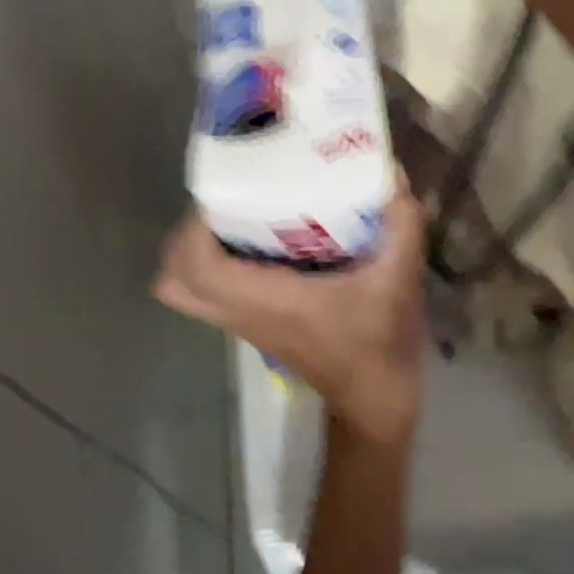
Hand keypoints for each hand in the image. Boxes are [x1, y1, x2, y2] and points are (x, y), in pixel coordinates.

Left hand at [154, 187, 428, 445]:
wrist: (375, 403)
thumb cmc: (380, 345)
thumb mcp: (399, 280)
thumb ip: (400, 225)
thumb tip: (391, 171)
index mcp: (269, 302)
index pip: (198, 269)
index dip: (197, 228)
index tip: (225, 189)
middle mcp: (244, 313)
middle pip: (174, 280)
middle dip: (187, 235)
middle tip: (225, 200)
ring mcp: (244, 323)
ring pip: (186, 289)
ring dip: (197, 248)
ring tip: (237, 212)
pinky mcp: (253, 325)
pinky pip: (208, 291)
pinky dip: (215, 262)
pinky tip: (259, 236)